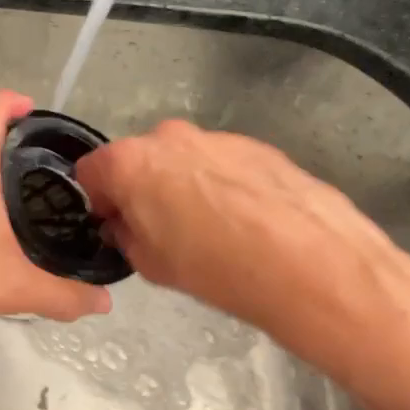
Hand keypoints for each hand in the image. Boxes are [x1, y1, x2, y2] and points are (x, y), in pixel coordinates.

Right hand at [75, 120, 409, 337]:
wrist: (319, 272)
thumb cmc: (221, 270)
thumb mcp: (150, 266)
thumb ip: (127, 235)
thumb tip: (129, 226)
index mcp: (128, 162)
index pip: (90, 173)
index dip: (99, 202)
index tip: (116, 226)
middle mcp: (167, 138)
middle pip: (140, 160)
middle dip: (145, 189)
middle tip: (166, 231)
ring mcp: (218, 139)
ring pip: (186, 161)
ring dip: (189, 187)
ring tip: (219, 232)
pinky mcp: (262, 148)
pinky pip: (228, 166)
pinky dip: (231, 188)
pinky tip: (253, 226)